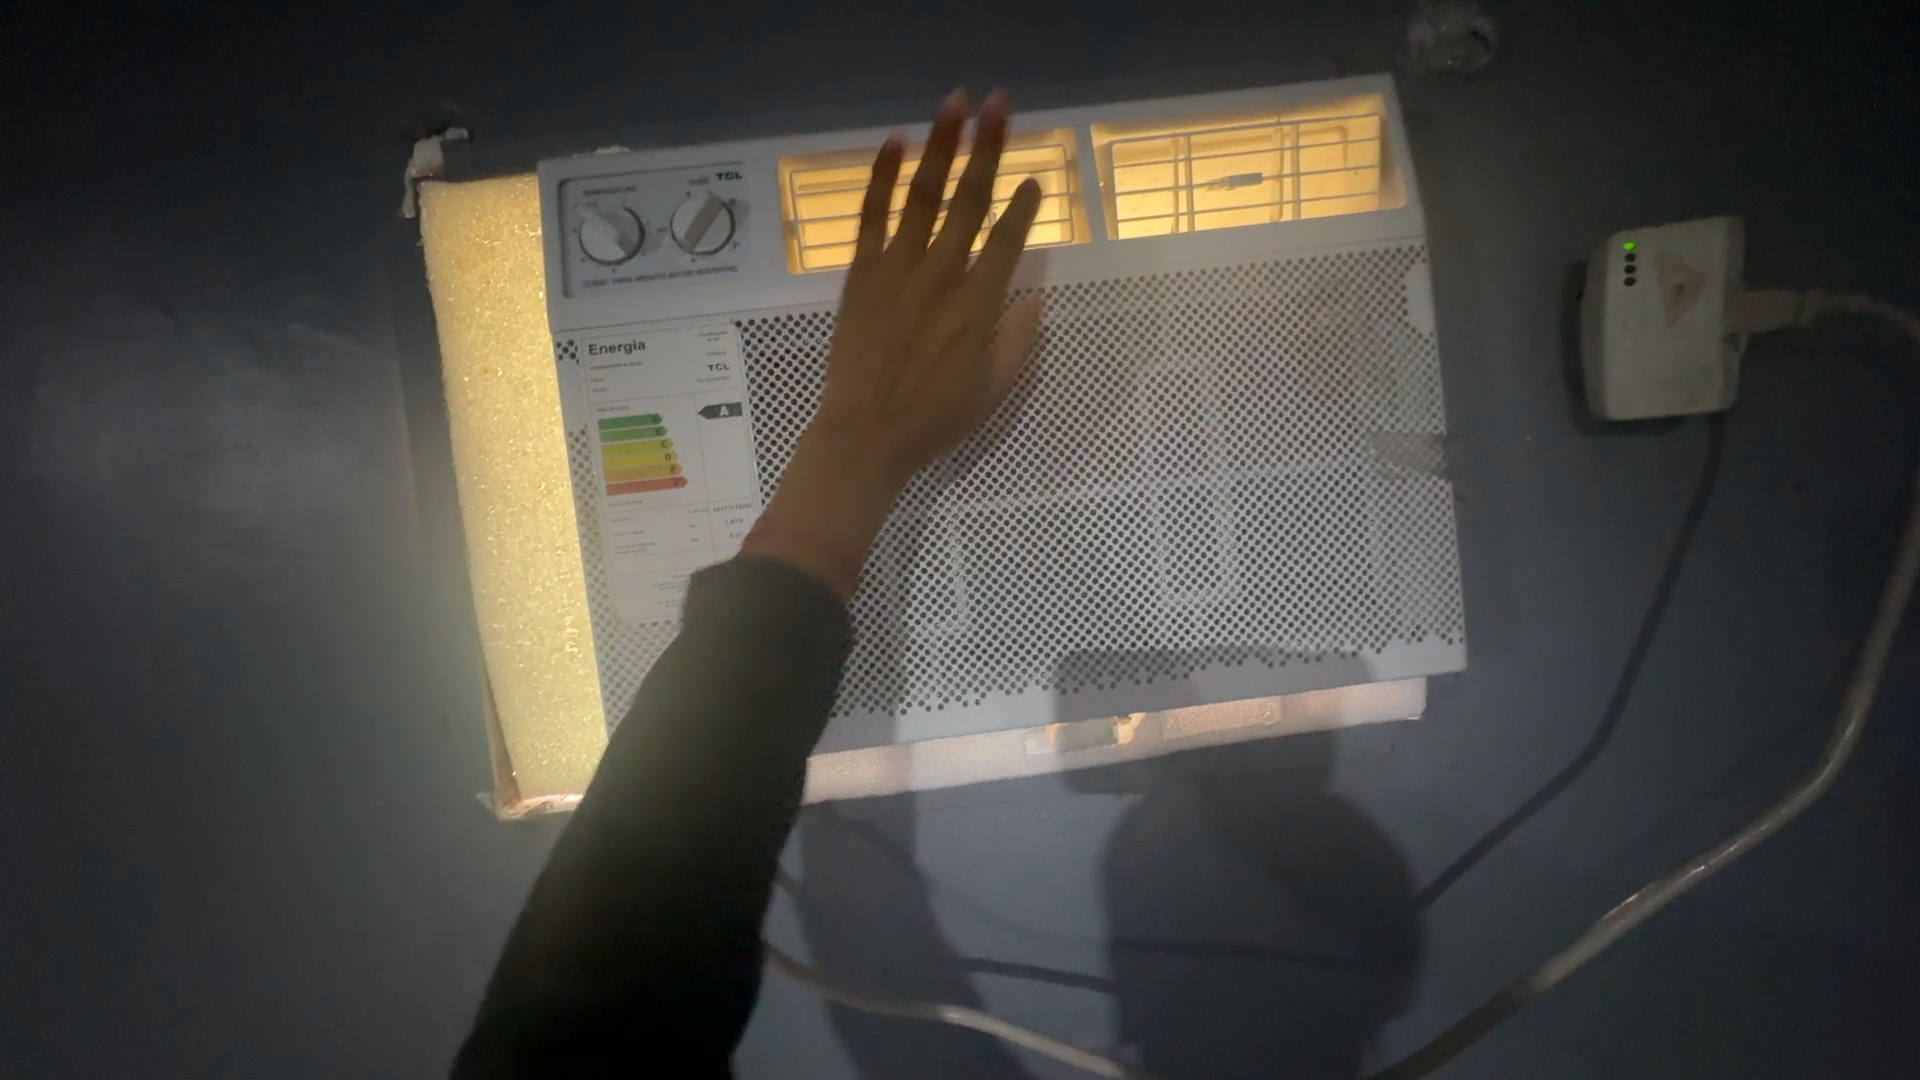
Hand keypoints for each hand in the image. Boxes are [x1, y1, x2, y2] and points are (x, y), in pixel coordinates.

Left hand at [743, 88, 1044, 597]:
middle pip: (969, 201)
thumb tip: (1037, 297)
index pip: (1007, 240)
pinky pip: (870, 216)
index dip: (1025, 206)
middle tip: (1002, 103)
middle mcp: (940, 276)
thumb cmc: (933, 421)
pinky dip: (881, 177)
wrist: (865, 436)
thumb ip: (1019, 344)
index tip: (1036, 179)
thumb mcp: (993, 394)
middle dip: (989, 148)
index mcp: (978, 306)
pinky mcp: (861, 275)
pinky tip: (895, 142)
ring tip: (957, 102)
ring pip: (923, 196)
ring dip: (941, 145)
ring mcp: (896, 270)